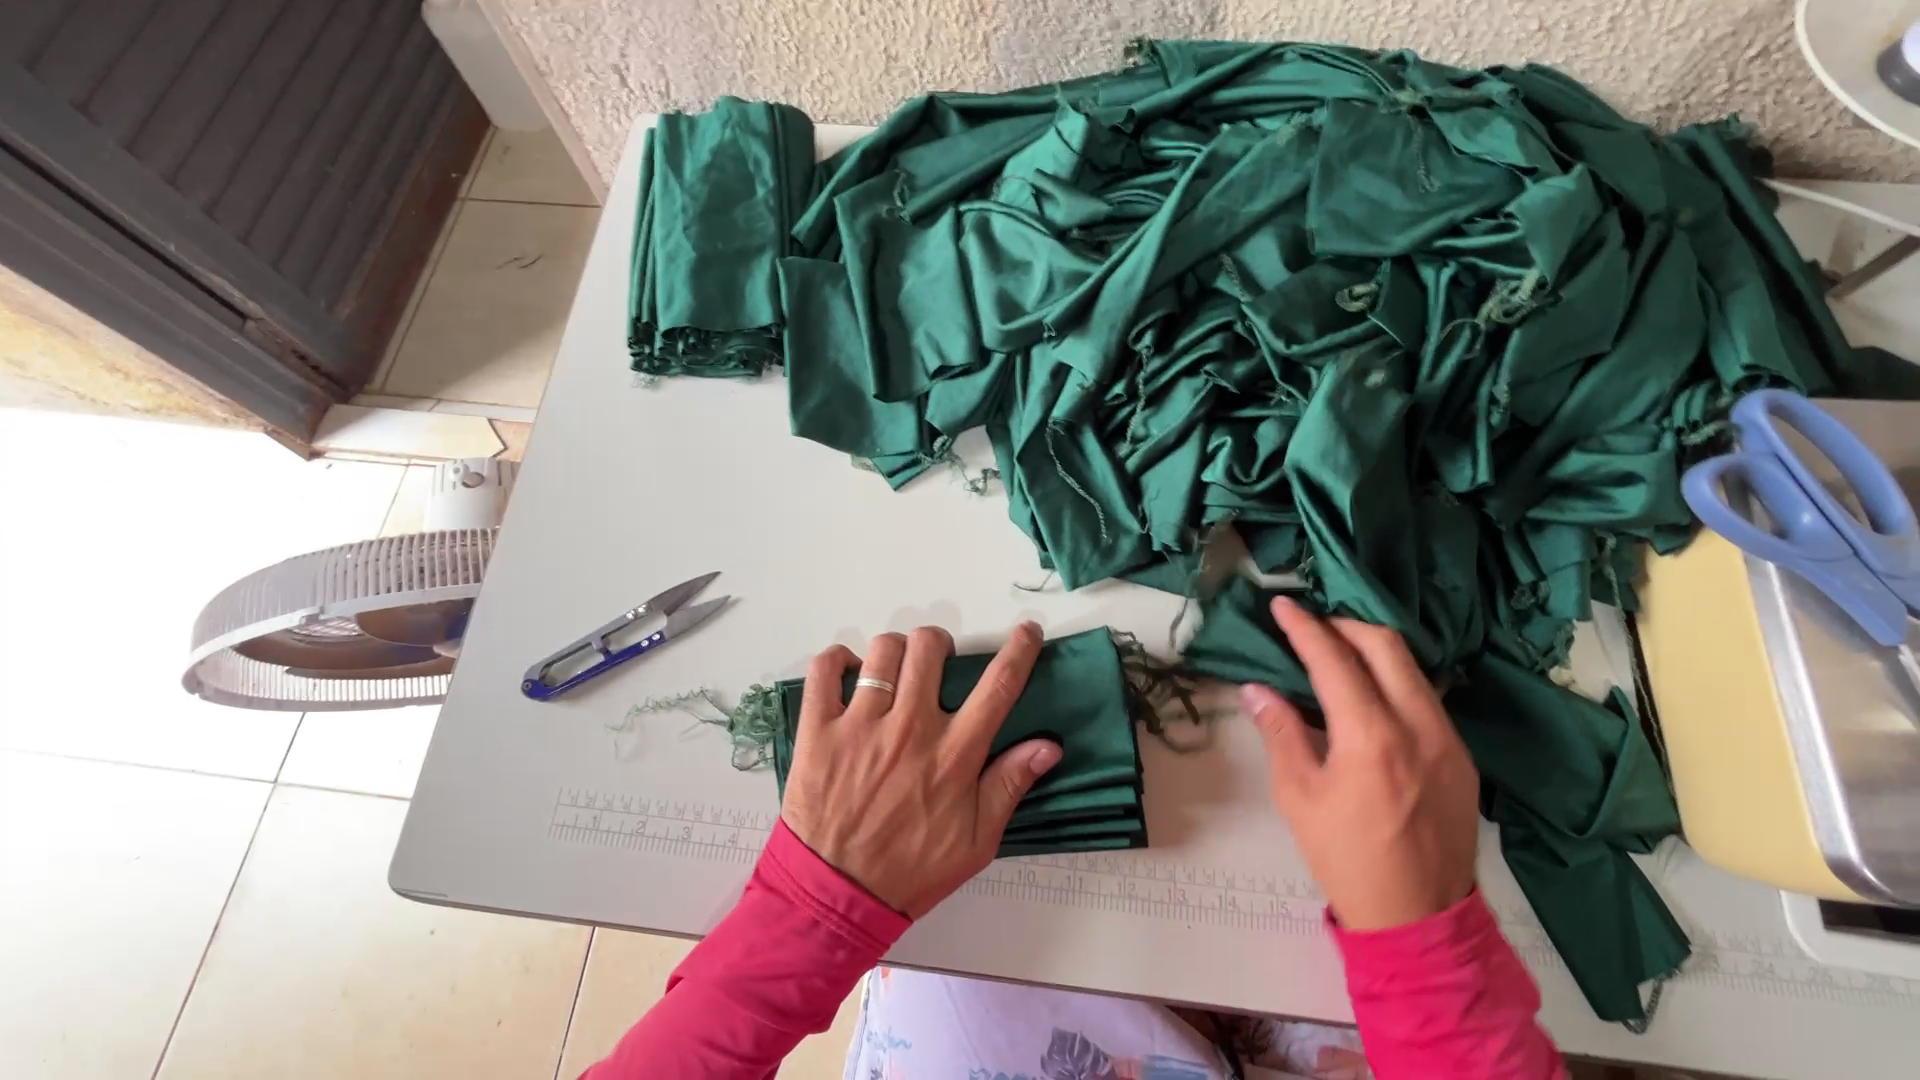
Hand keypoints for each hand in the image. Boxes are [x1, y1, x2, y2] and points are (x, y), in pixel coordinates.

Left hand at [781, 622, 1061, 917]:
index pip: (997, 687)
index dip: (1019, 651)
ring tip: (894, 672)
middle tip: (937, 664)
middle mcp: (910, 728)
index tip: (1027, 631)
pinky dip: (838, 659)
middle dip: (941, 644)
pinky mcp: (818, 730)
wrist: (836, 897)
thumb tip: (1048, 745)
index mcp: (953, 754)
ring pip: (883, 651)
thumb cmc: (912, 871)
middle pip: (930, 649)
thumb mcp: (976, 842)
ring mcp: (860, 725)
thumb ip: (1009, 787)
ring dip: (895, 652)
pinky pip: (824, 669)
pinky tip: (849, 672)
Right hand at [1240, 596, 1479, 931]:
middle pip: (1386, 645)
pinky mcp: (1461, 755)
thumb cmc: (1344, 856)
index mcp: (1370, 736)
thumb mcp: (1298, 795)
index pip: (1334, 660)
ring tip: (1338, 651)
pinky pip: (1427, 697)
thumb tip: (1256, 689)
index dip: (1304, 627)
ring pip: (1413, 668)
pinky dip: (1395, 680)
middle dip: (1345, 624)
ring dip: (1373, 649)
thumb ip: (1280, 732)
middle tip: (1312, 625)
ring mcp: (1448, 739)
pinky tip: (1370, 694)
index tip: (1282, 605)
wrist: (1418, 915)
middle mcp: (1418, 725)